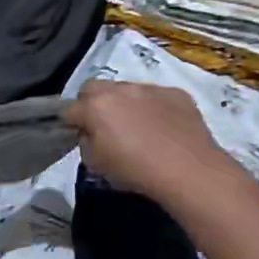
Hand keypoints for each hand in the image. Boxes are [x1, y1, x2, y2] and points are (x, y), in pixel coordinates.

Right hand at [64, 80, 236, 200]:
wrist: (189, 171)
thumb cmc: (135, 171)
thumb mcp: (96, 164)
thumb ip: (86, 142)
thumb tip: (90, 134)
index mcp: (95, 106)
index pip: (69, 109)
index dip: (71, 123)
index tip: (79, 136)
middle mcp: (120, 89)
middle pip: (93, 87)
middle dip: (91, 102)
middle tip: (102, 126)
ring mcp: (150, 88)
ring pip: (125, 89)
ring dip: (123, 103)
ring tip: (136, 127)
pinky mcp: (176, 93)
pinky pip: (154, 96)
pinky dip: (152, 107)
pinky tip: (161, 128)